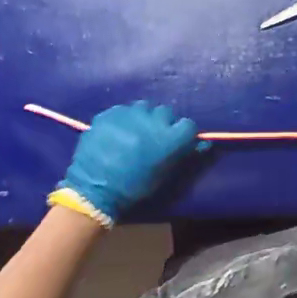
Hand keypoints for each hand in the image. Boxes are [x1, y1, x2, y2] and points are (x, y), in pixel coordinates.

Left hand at [50, 101, 205, 225]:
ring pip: (143, 107)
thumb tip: (201, 144)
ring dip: (143, 118)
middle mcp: (151, 120)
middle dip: (163, 123)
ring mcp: (128, 113)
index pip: (188, 125)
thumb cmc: (134, 188)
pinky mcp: (109, 113)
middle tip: (154, 137)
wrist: (94, 190)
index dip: (185, 133)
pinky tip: (117, 132)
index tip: (179, 141)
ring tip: (135, 131)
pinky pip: (123, 110)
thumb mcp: (163, 175)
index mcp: (168, 138)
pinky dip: (124, 119)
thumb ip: (182, 155)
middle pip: (165, 112)